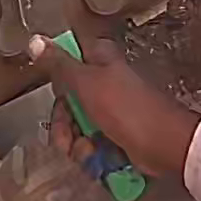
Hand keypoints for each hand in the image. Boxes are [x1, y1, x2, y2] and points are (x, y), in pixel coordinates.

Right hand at [27, 35, 200, 177]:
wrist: (166, 146)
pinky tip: (98, 161)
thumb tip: (34, 39)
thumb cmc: (126, 109)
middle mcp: (104, 81)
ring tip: (88, 154)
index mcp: (99, 60)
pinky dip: (93, 154)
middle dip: (64, 125)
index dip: (58, 82)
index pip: (66, 63)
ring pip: (78, 125)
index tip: (59, 96)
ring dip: (77, 144)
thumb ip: (59, 64)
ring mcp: (111, 109)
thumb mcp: (86, 83)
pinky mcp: (117, 133)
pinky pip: (93, 142)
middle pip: (68, 100)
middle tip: (65, 141)